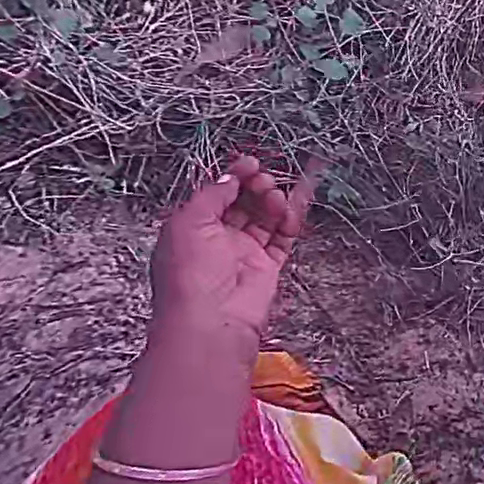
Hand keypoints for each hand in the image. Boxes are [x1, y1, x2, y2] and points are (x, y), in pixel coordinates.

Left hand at [150, 155, 321, 342]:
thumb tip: (229, 178)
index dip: (234, 176)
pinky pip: (283, 237)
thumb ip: (212, 194)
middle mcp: (218, 240)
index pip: (218, 194)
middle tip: (264, 179)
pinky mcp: (267, 266)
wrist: (212, 321)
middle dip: (255, 186)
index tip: (250, 163)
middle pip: (243, 203)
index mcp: (193, 229)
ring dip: (273, 201)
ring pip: (264, 217)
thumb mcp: (188, 222)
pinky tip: (294, 207)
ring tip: (276, 197)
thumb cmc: (190, 276)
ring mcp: (244, 253)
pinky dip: (291, 220)